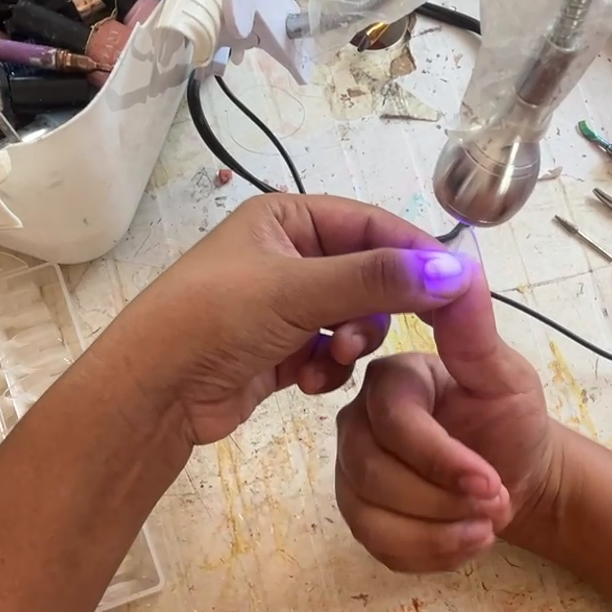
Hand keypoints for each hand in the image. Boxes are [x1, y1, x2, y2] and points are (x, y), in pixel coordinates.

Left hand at [95, 194, 472, 444]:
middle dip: (371, 312)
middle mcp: (289, 258)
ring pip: (353, 320)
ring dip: (349, 345)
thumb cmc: (217, 319)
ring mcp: (285, 307)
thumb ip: (376, 280)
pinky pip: (330, 354)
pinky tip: (306, 382)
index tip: (455, 288)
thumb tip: (455, 269)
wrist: (156, 391)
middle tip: (368, 338)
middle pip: (367, 277)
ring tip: (327, 362)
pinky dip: (327, 369)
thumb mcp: (297, 290)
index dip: (413, 255)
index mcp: (287, 219)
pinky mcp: (282, 351)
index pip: (371, 226)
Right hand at [335, 270, 562, 571]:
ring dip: (438, 534)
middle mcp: (357, 424)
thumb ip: (472, 330)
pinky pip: (376, 545)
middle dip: (442, 502)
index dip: (440, 460)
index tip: (492, 486)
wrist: (515, 478)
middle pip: (373, 473)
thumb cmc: (510, 423)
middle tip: (497, 507)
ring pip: (370, 515)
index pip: (394, 422)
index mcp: (388, 381)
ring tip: (486, 529)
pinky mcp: (359, 514)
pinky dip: (427, 556)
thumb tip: (456, 264)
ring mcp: (351, 472)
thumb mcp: (503, 375)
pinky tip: (463, 544)